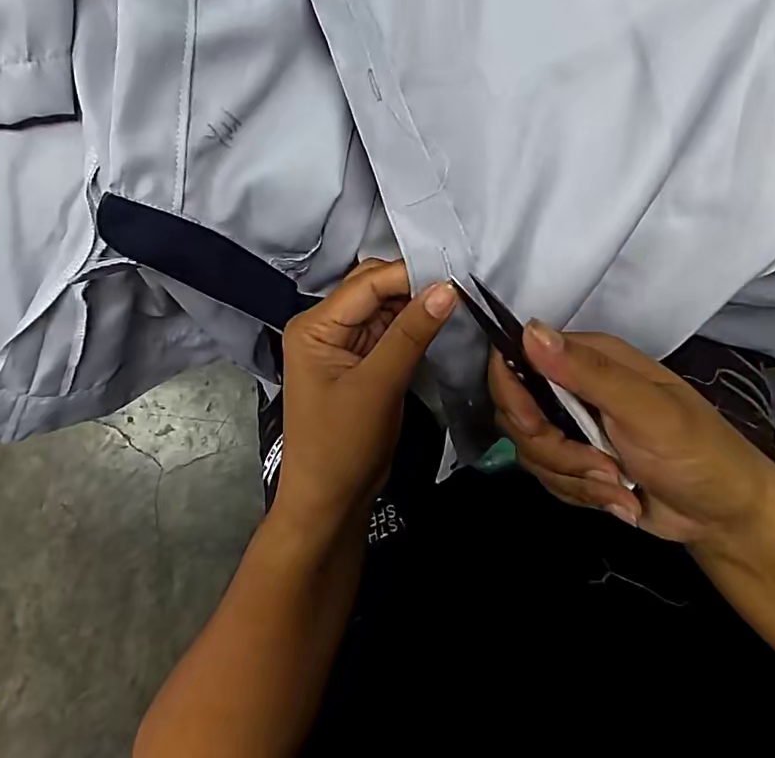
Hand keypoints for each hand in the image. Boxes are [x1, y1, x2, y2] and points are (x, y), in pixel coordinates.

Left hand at [274, 260, 455, 529]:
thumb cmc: (342, 446)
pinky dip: (412, 326)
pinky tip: (439, 321)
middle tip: (459, 287)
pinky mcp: (360, 361)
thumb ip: (411, 334)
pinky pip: (388, 331)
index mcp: (314, 325)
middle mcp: (324, 326)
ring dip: (415, 304)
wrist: (329, 502)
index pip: (366, 283)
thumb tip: (447, 288)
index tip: (455, 272)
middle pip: (372, 289)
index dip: (409, 274)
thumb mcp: (378, 386)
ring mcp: (342, 344)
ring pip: (383, 308)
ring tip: (457, 299)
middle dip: (412, 285)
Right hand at [488, 322, 774, 544]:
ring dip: (573, 477)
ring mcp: (571, 426)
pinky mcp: (574, 462)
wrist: (727, 518)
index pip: (517, 358)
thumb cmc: (698, 453)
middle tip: (599, 464)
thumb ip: (588, 372)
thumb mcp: (647, 410)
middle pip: (516, 412)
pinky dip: (580, 493)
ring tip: (619, 484)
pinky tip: (619, 496)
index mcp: (589, 359)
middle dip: (552, 449)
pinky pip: (546, 476)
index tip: (536, 425)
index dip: (513, 393)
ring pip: (530, 450)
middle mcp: (572, 386)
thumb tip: (530, 330)